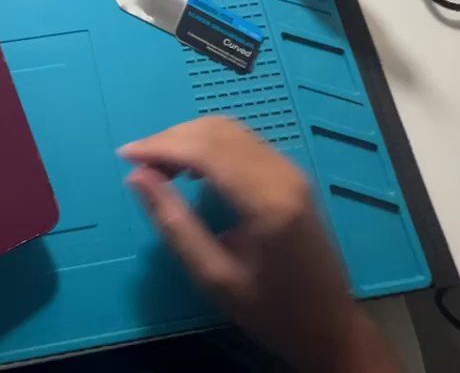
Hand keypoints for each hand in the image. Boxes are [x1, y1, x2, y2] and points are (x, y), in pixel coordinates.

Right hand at [120, 117, 399, 372]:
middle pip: (216, 131)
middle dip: (171, 139)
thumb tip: (137, 177)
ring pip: (228, 129)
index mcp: (267, 202)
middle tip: (140, 163)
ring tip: (160, 165)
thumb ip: (174, 223)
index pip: (205, 150)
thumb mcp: (214, 277)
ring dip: (188, 137)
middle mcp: (282, 174)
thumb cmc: (272, 312)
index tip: (126, 155)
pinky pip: (241, 140)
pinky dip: (207, 142)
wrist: (334, 330)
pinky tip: (191, 166)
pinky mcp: (290, 173)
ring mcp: (290, 169)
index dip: (161, 146)